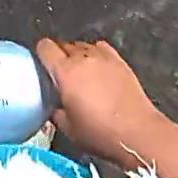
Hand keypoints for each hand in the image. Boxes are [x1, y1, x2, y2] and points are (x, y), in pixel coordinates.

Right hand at [35, 38, 174, 167]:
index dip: (41, 52)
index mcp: (65, 72)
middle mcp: (82, 57)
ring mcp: (102, 56)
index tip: (41, 62)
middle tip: (59, 73)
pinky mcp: (118, 59)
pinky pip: (100, 47)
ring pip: (81, 45)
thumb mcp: (68, 128)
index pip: (46, 48)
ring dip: (76, 54)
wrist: (136, 131)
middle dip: (58, 55)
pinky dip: (94, 53)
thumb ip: (55, 110)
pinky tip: (97, 66)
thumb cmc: (99, 133)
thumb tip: (53, 104)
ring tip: (79, 71)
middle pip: (63, 44)